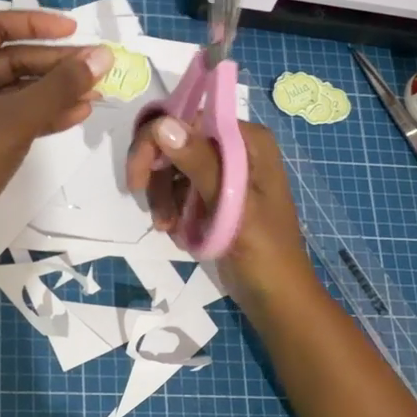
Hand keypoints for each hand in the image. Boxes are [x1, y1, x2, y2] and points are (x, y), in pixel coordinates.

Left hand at [0, 10, 110, 246]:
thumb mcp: (17, 118)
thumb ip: (61, 85)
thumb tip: (103, 55)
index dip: (37, 24)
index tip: (74, 31)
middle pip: (13, 59)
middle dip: (56, 64)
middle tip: (97, 68)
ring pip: (19, 90)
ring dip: (56, 90)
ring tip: (97, 93)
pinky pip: (17, 115)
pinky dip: (45, 113)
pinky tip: (79, 113)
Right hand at [125, 116, 313, 301]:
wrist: (276, 297)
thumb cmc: (264, 252)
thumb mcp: (233, 206)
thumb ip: (200, 164)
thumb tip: (164, 124)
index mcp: (248, 141)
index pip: (188, 119)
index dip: (156, 141)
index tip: (139, 178)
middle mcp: (235, 147)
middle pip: (174, 141)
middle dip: (156, 173)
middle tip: (144, 200)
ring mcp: (223, 171)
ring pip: (171, 166)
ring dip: (161, 196)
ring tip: (167, 227)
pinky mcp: (213, 194)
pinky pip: (177, 187)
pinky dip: (170, 207)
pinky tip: (177, 230)